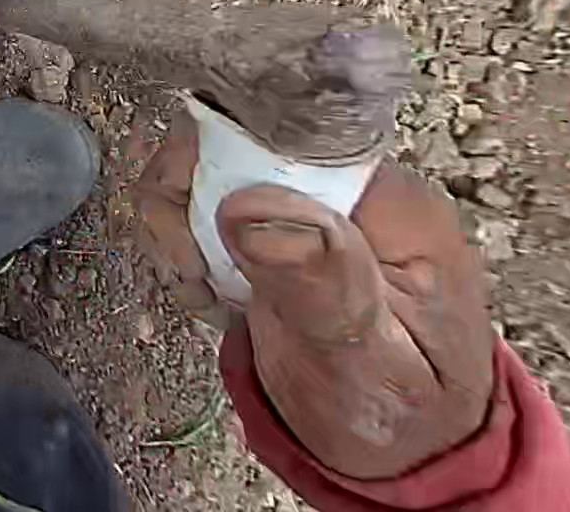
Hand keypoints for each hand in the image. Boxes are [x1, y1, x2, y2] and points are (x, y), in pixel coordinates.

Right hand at [132, 113, 494, 479]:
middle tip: (196, 274)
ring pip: (198, 156)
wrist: (387, 436)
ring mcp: (298, 185)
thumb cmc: (393, 412)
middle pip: (227, 135)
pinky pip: (191, 185)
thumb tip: (253, 210)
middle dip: (187, 203)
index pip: (285, 133)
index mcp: (388, 199)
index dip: (221, 169)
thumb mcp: (371, 366)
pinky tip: (201, 281)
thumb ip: (326, 289)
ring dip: (176, 223)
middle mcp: (342, 175)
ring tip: (199, 285)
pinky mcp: (264, 202)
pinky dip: (176, 233)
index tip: (204, 248)